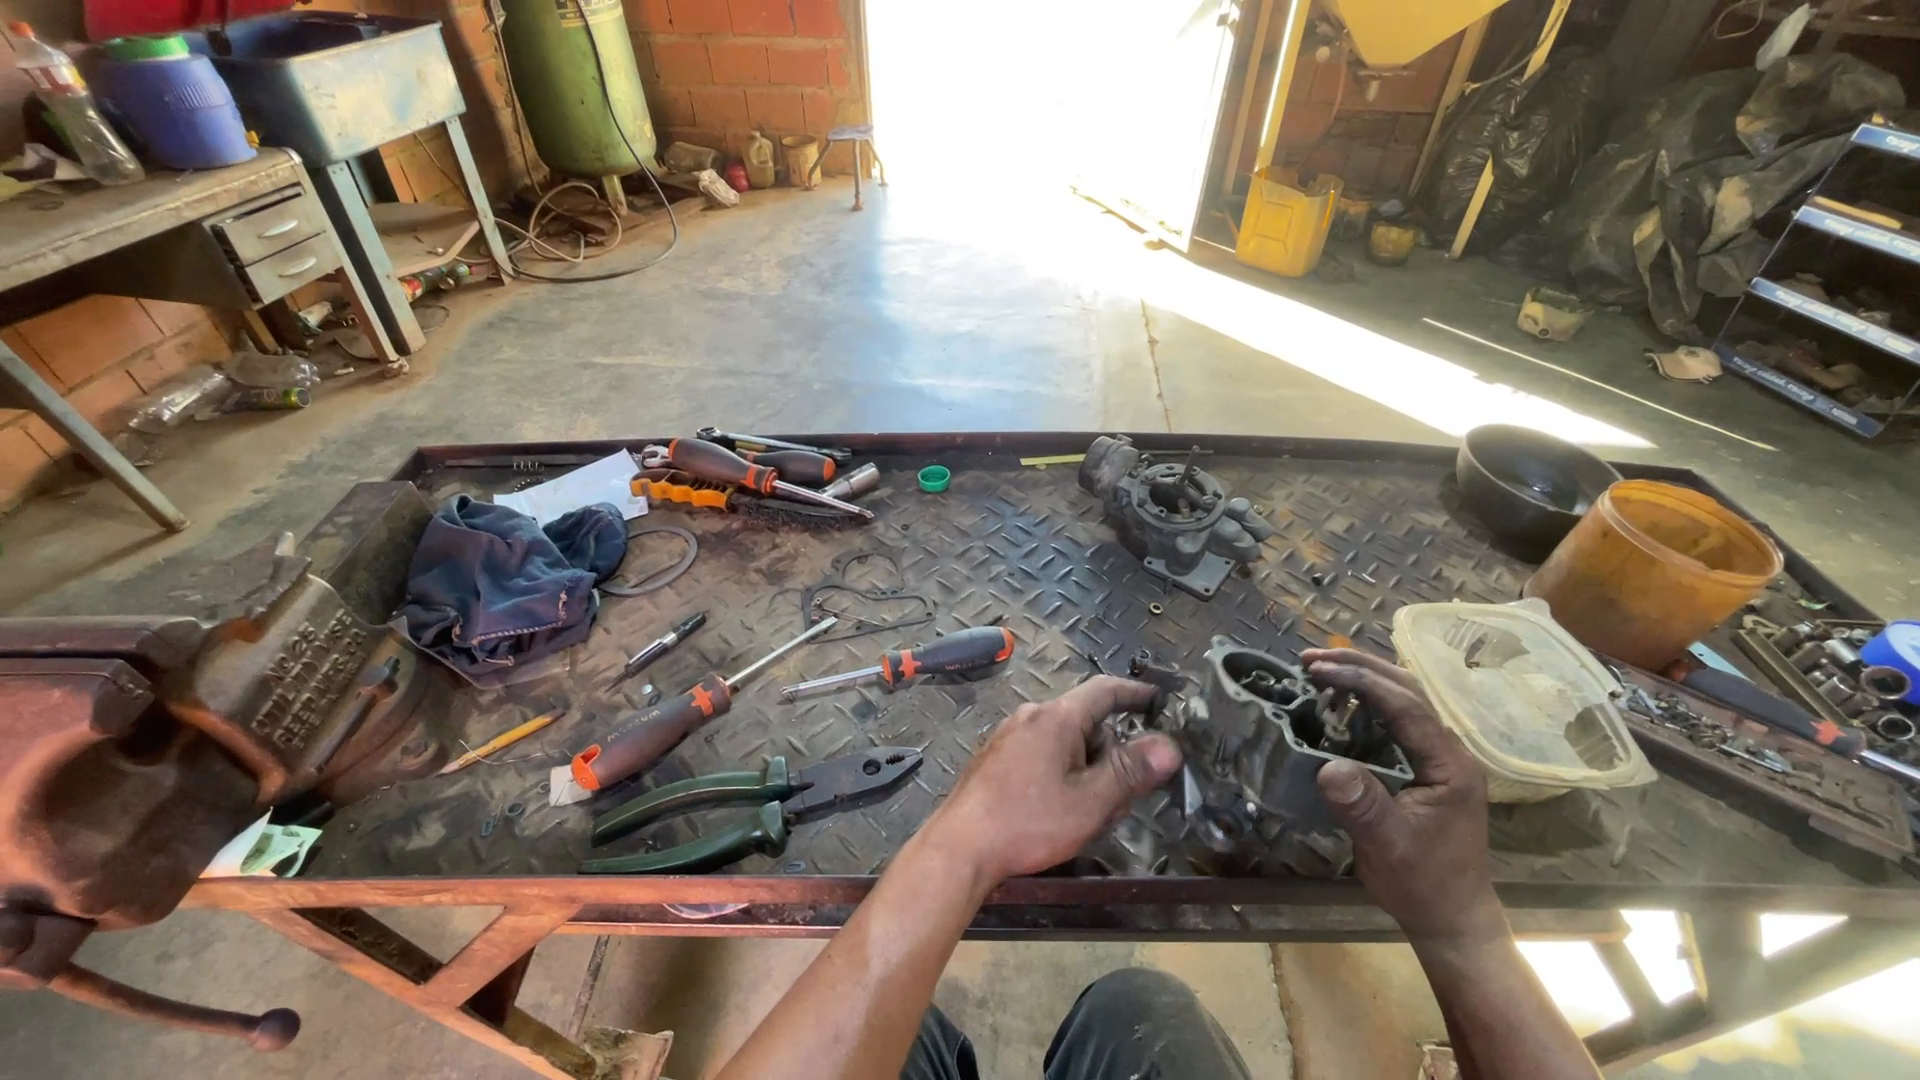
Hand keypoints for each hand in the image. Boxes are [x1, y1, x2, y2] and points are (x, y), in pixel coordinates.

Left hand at [922, 676, 1183, 885]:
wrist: (960, 847)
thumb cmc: (1028, 823)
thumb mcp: (1091, 802)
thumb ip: (1131, 771)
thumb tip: (1169, 746)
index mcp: (1056, 718)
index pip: (1104, 690)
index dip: (1135, 693)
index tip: (1158, 699)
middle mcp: (1030, 717)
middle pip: (1085, 722)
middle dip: (1108, 753)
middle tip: (1119, 798)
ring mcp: (1009, 737)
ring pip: (1063, 743)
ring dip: (1084, 770)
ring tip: (1085, 814)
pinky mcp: (996, 759)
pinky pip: (1041, 754)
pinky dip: (1060, 774)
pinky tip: (1055, 812)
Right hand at [1300, 648, 1504, 946]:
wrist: (1450, 916)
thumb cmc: (1423, 882)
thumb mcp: (1388, 846)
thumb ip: (1362, 805)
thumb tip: (1328, 766)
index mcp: (1449, 763)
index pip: (1406, 706)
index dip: (1361, 681)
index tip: (1318, 669)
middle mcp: (1447, 751)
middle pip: (1408, 690)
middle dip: (1360, 667)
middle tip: (1311, 658)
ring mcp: (1436, 757)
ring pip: (1402, 700)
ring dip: (1362, 678)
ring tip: (1318, 669)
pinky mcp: (1421, 766)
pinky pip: (1394, 720)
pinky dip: (1363, 701)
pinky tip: (1336, 701)